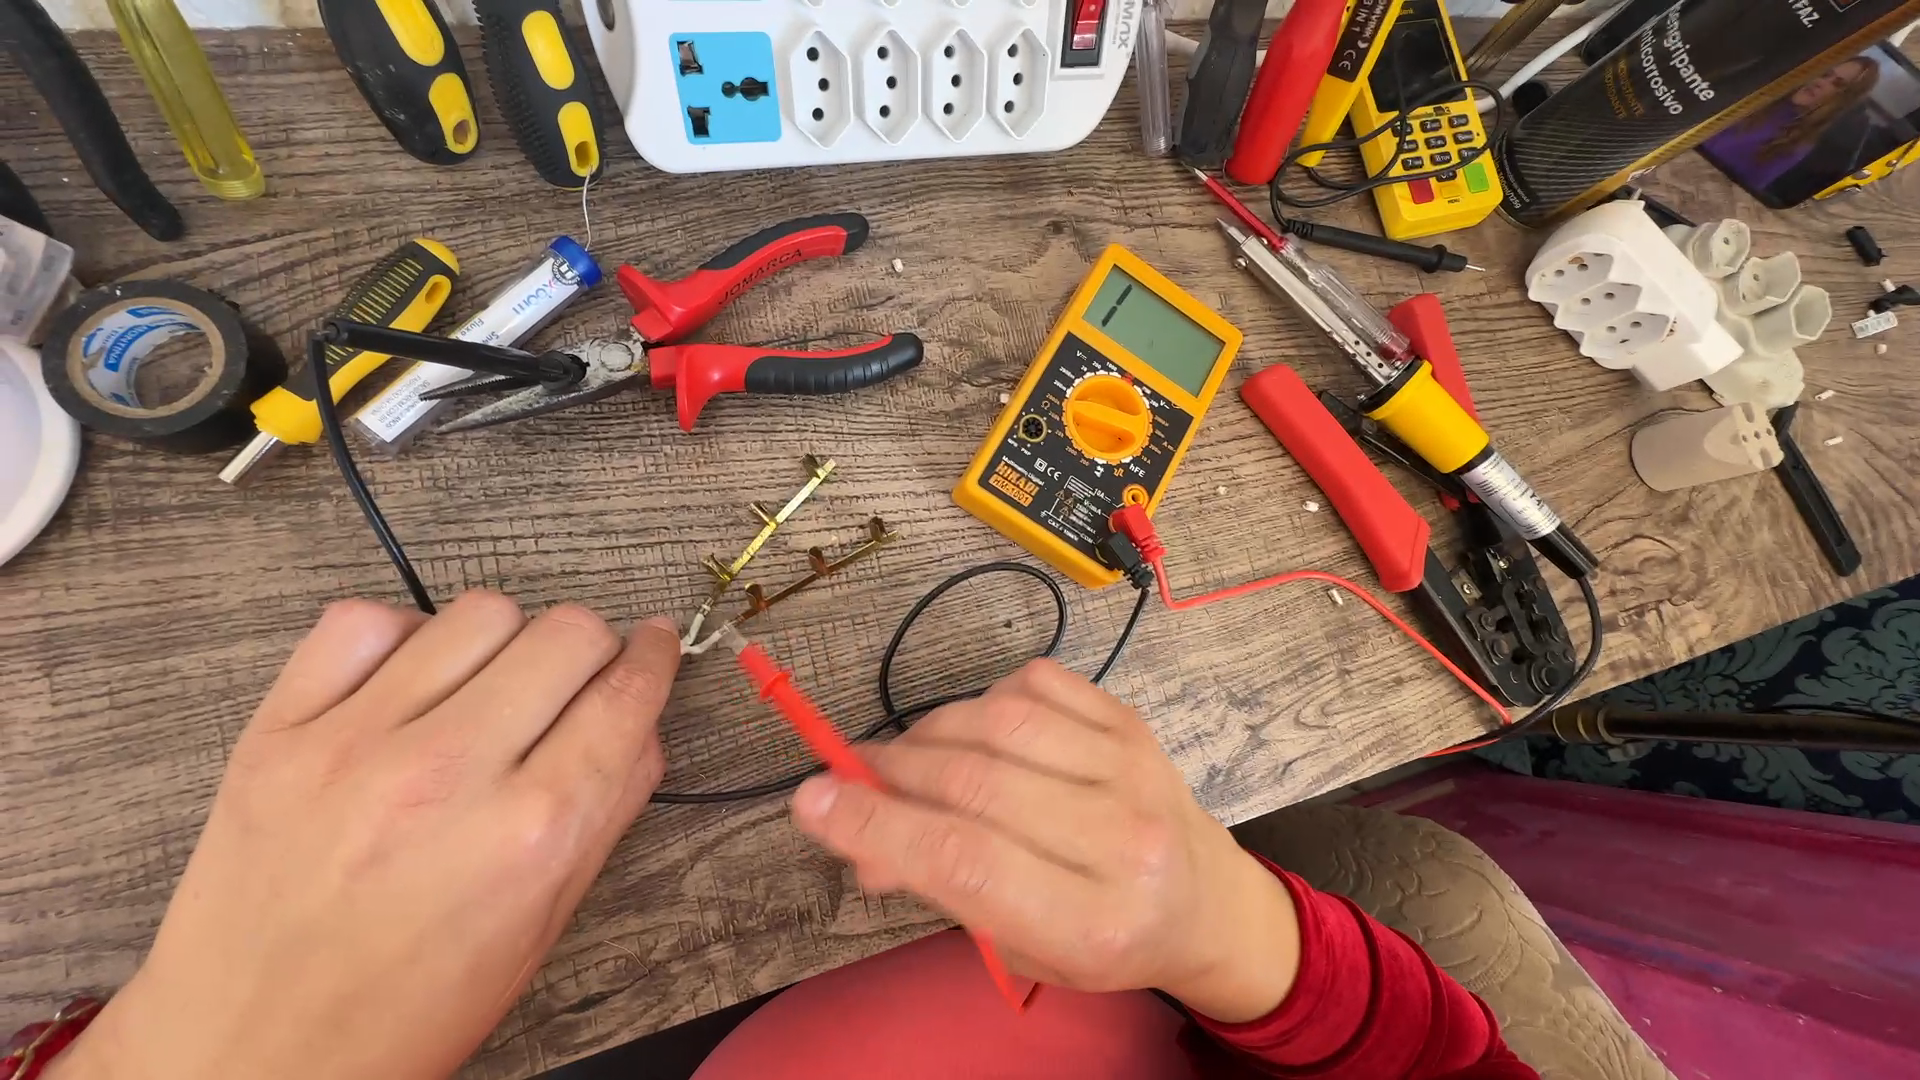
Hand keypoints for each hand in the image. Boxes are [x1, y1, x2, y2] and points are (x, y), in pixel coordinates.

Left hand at [50, 592, 681, 1079]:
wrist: (246, 1060)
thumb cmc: (419, 1000)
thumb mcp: (553, 912)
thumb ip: (613, 799)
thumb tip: (638, 711)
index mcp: (534, 831)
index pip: (628, 694)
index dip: (657, 654)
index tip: (657, 640)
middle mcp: (449, 774)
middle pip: (570, 632)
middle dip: (593, 647)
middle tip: (575, 679)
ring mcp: (352, 746)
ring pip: (481, 611)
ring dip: (509, 640)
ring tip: (490, 686)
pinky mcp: (274, 734)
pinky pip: (365, 620)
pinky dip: (406, 635)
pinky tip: (412, 683)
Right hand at [790, 659, 1299, 1021]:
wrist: (1203, 897)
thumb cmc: (1103, 936)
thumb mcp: (1022, 944)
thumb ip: (942, 887)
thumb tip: (859, 839)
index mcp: (1093, 920)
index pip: (966, 861)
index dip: (879, 824)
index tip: (812, 800)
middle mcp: (1120, 837)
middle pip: (976, 783)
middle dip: (893, 772)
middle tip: (852, 774)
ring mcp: (1130, 765)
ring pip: (999, 722)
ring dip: (932, 733)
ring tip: (911, 757)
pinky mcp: (1129, 717)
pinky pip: (1034, 680)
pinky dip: (984, 697)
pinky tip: (978, 728)